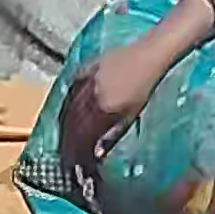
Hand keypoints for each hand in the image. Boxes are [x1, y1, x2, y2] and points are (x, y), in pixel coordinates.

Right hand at [60, 40, 171, 190]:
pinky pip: (72, 87)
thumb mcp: (130, 117)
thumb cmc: (144, 88)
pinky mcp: (88, 68)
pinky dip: (67, 99)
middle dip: (68, 138)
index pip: (82, 135)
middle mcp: (93, 95)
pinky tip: (66, 108)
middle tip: (66, 149)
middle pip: (73, 122)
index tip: (72, 159)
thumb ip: (111, 137)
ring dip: (65, 122)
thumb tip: (96, 155)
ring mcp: (89, 80)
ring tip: (64, 133)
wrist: (150, 54)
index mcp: (104, 109)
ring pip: (69, 106)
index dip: (74, 149)